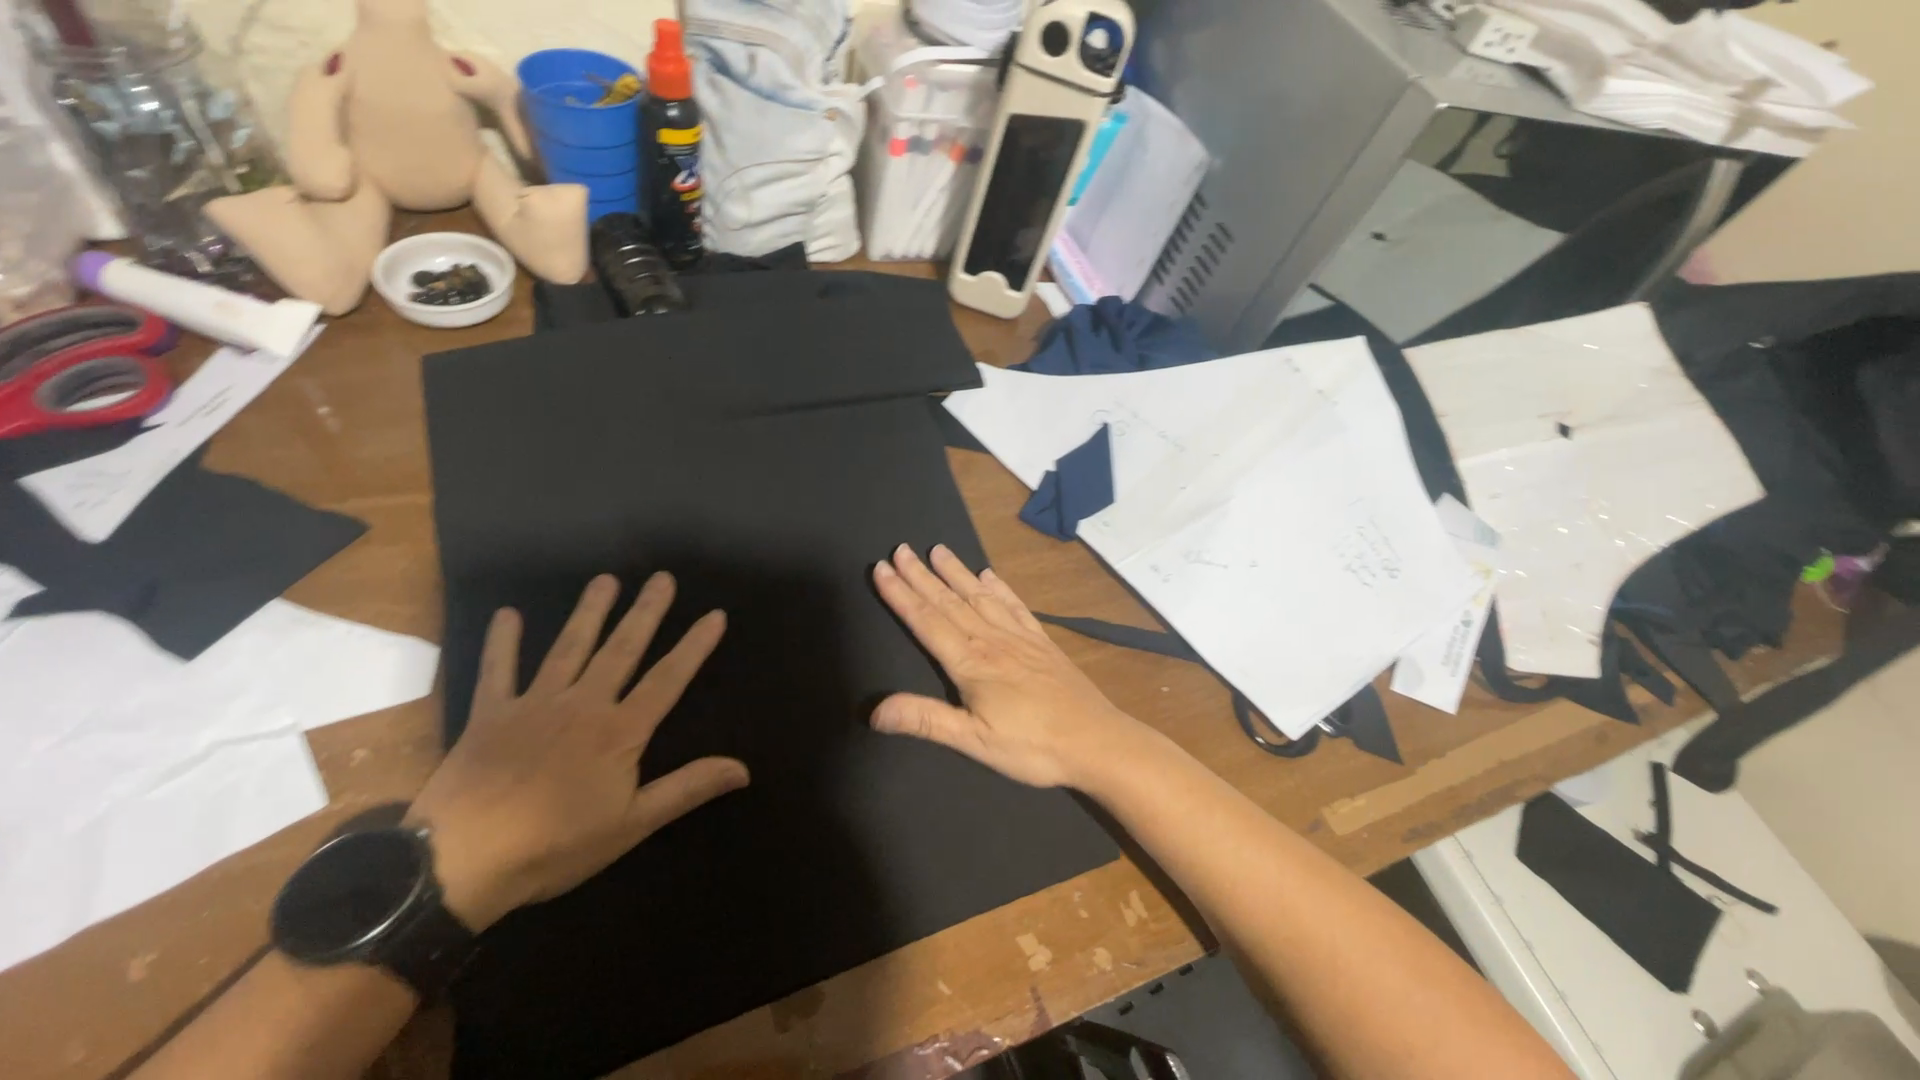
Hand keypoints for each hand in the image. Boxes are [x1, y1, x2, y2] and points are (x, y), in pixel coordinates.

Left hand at [407, 573, 748, 930]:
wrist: (463, 858)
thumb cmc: (556, 846)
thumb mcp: (632, 825)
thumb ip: (687, 789)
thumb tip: (742, 768)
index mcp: (619, 732)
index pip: (667, 680)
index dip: (693, 647)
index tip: (714, 615)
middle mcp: (582, 705)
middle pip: (620, 650)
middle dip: (644, 613)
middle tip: (661, 578)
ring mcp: (533, 704)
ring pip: (568, 648)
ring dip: (589, 612)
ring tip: (606, 580)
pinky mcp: (489, 715)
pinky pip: (497, 671)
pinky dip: (503, 642)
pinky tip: (508, 614)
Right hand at [870, 544, 1145, 788]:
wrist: (1095, 741)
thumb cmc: (1032, 746)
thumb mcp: (974, 741)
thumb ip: (926, 720)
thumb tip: (875, 711)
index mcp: (970, 663)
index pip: (927, 621)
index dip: (901, 595)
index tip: (880, 568)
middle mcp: (991, 640)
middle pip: (949, 601)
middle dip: (921, 575)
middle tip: (900, 548)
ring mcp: (1019, 637)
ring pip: (979, 596)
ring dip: (956, 573)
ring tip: (938, 550)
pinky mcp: (1041, 642)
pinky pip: (1014, 605)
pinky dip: (999, 587)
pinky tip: (989, 575)